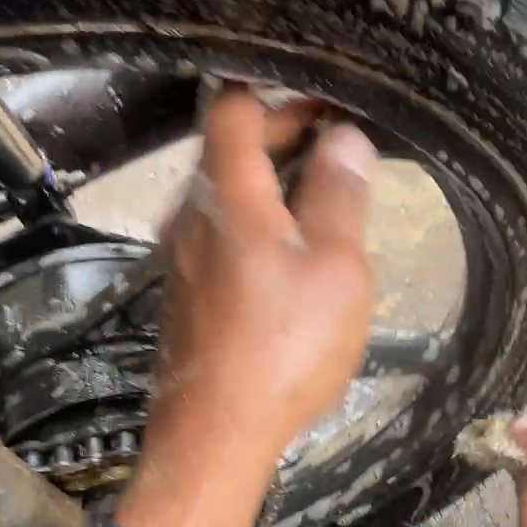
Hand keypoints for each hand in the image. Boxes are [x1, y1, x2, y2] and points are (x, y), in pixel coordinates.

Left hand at [116, 84, 376, 526]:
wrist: (214, 435)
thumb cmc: (283, 348)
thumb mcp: (334, 268)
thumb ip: (338, 196)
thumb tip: (345, 137)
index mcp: (227, 194)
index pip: (235, 106)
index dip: (280, 91)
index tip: (328, 97)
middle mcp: (191, 215)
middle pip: (228, 149)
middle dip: (283, 134)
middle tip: (338, 143)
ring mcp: (181, 255)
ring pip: (225, 194)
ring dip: (272, 180)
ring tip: (325, 193)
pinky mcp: (185, 291)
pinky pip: (220, 232)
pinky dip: (256, 220)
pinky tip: (293, 250)